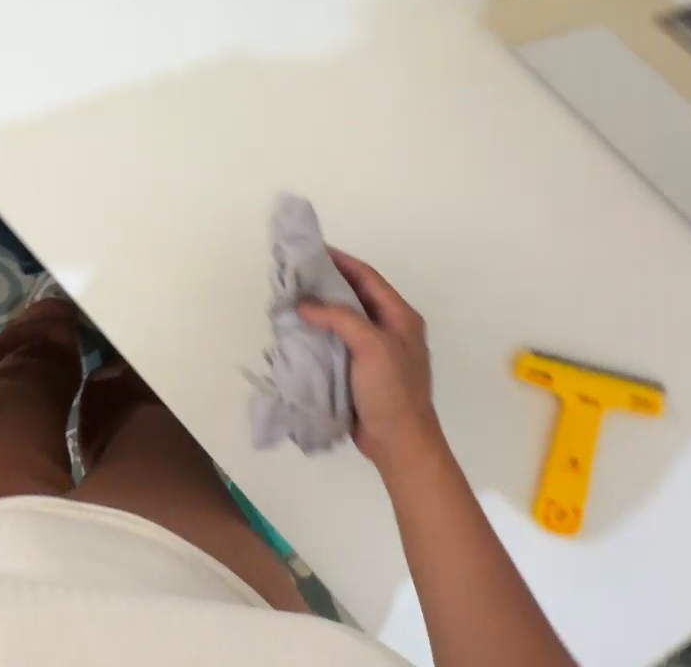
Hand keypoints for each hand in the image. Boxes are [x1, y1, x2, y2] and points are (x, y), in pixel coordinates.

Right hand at [298, 247, 445, 476]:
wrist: (399, 442)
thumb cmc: (392, 390)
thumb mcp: (371, 346)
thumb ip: (340, 318)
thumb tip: (303, 305)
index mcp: (400, 317)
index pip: (367, 277)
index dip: (341, 260)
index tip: (311, 249)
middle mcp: (388, 328)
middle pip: (354, 294)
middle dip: (325, 280)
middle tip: (294, 271)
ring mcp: (374, 348)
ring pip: (342, 316)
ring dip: (319, 304)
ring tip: (290, 294)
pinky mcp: (359, 366)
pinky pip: (335, 337)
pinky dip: (317, 327)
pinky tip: (297, 326)